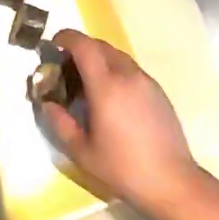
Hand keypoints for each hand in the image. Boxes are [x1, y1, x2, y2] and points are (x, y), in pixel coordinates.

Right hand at [37, 30, 200, 217]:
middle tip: (66, 67)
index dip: (66, 38)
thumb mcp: (82, 152)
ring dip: (99, 58)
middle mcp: (128, 76)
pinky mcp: (158, 91)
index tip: (53, 44)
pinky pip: (131, 69)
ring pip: (118, 56)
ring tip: (87, 82)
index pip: (84, 46)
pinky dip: (115, 70)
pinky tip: (111, 96)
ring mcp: (146, 81)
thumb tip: (47, 104)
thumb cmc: (123, 168)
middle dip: (80, 48)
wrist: (171, 181)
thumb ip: (60, 123)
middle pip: (101, 46)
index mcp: (107, 86)